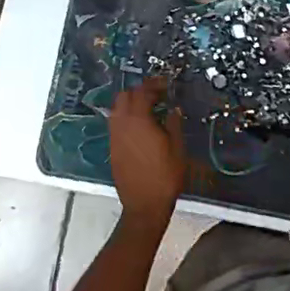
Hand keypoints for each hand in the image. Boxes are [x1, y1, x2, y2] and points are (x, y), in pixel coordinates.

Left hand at [107, 77, 186, 224]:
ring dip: (131, 102)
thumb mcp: (177, 149)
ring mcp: (114, 134)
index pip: (143, 92)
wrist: (144, 205)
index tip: (166, 85)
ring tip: (149, 109)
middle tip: (158, 96)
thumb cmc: (165, 177)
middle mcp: (122, 123)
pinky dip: (126, 116)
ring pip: (117, 107)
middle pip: (125, 95)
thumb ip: (174, 124)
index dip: (155, 85)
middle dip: (140, 91)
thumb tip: (173, 108)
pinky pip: (116, 122)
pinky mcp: (112, 146)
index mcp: (139, 119)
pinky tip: (140, 126)